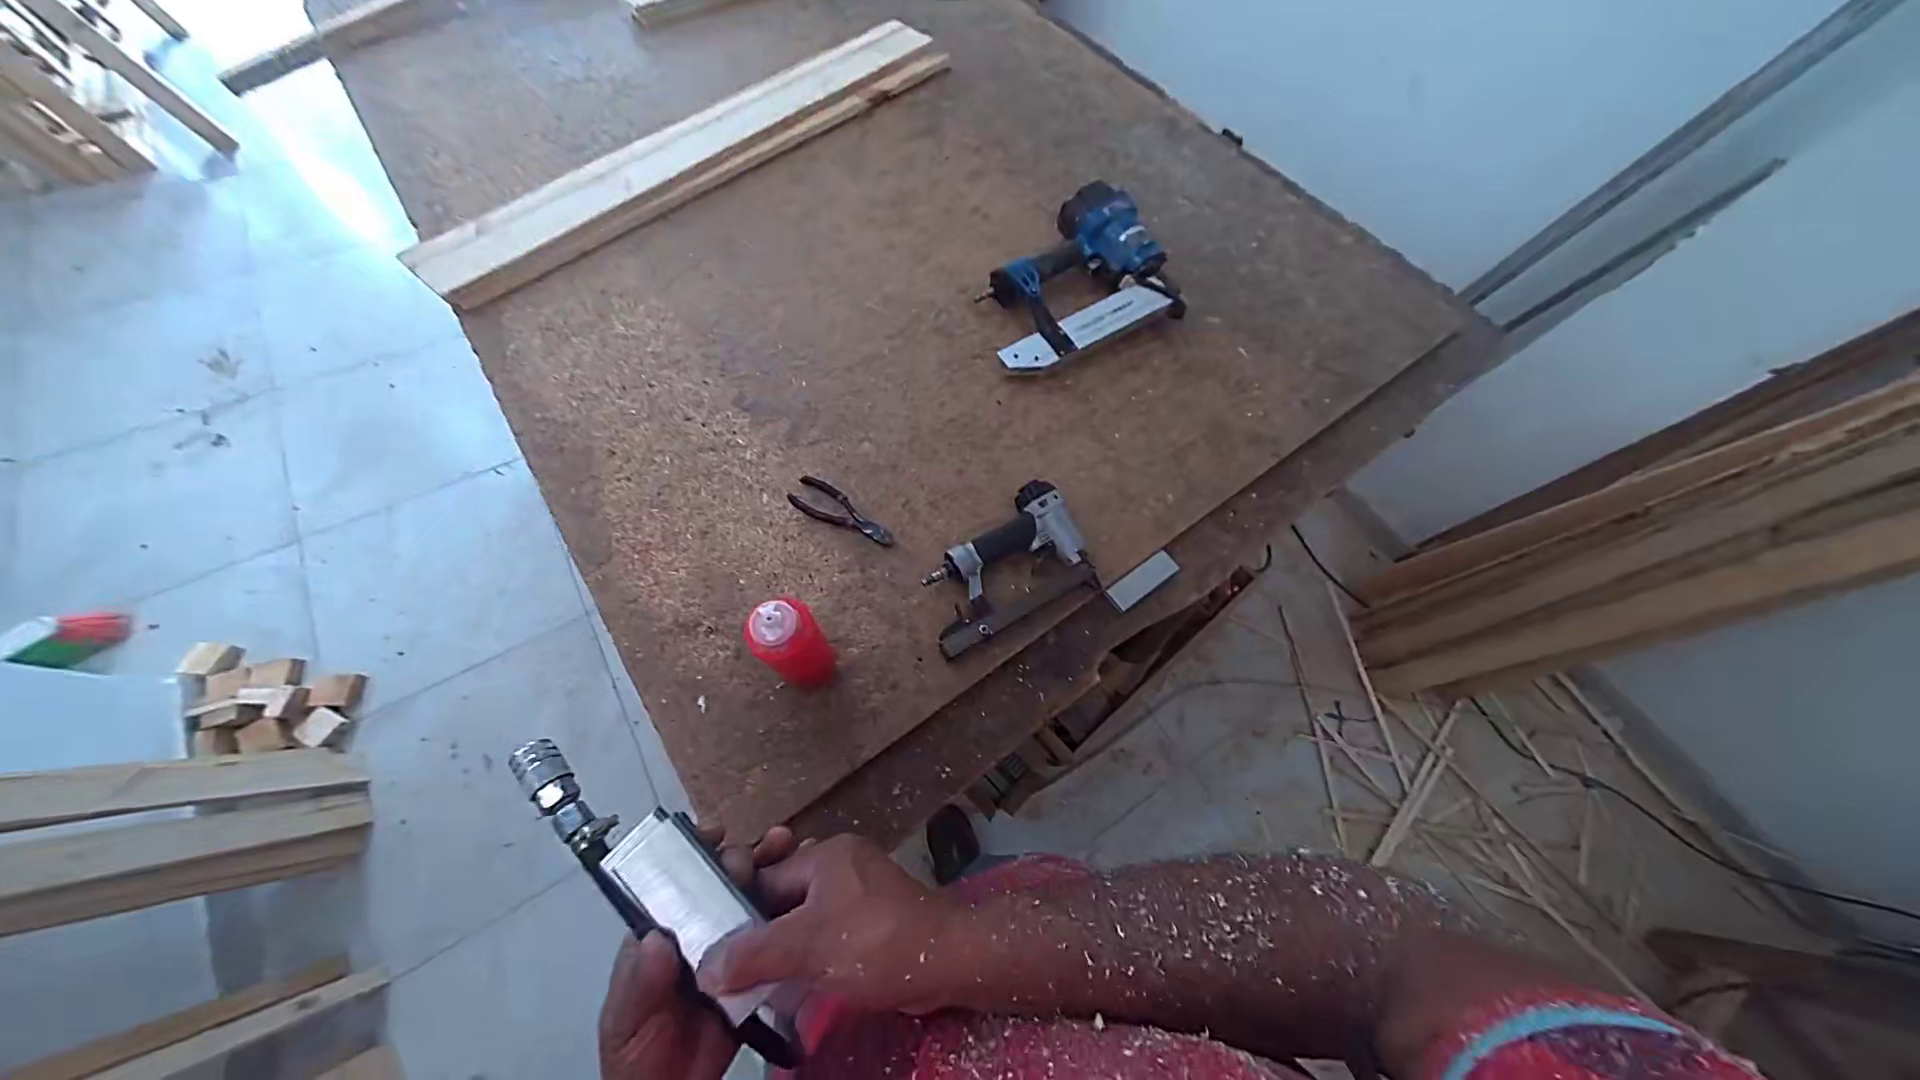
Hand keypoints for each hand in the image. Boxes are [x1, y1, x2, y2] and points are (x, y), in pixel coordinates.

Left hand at [599, 826, 797, 1079]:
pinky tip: (811, 883)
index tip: (717, 833)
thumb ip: (639, 984)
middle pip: (721, 883)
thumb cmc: (639, 1055)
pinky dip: (792, 904)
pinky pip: (774, 930)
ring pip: (751, 898)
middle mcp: (699, 932)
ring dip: (772, 866)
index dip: (697, 852)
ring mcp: (730, 946)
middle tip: (771, 844)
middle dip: (745, 856)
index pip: (679, 882)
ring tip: (792, 845)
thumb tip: (655, 937)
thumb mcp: (627, 1021)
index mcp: (663, 934)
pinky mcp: (756, 965)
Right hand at [696, 834, 958, 1013]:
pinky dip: (810, 956)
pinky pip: (828, 932)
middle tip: (733, 973)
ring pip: (805, 918)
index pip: (765, 878)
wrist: (945, 960)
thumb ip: (753, 953)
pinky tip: (794, 986)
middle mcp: (840, 865)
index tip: (714, 950)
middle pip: (784, 898)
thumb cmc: (875, 942)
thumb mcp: (808, 946)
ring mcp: (859, 891)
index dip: (738, 914)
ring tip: (758, 986)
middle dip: (761, 935)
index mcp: (825, 856)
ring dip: (784, 950)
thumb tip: (707, 967)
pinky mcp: (872, 918)